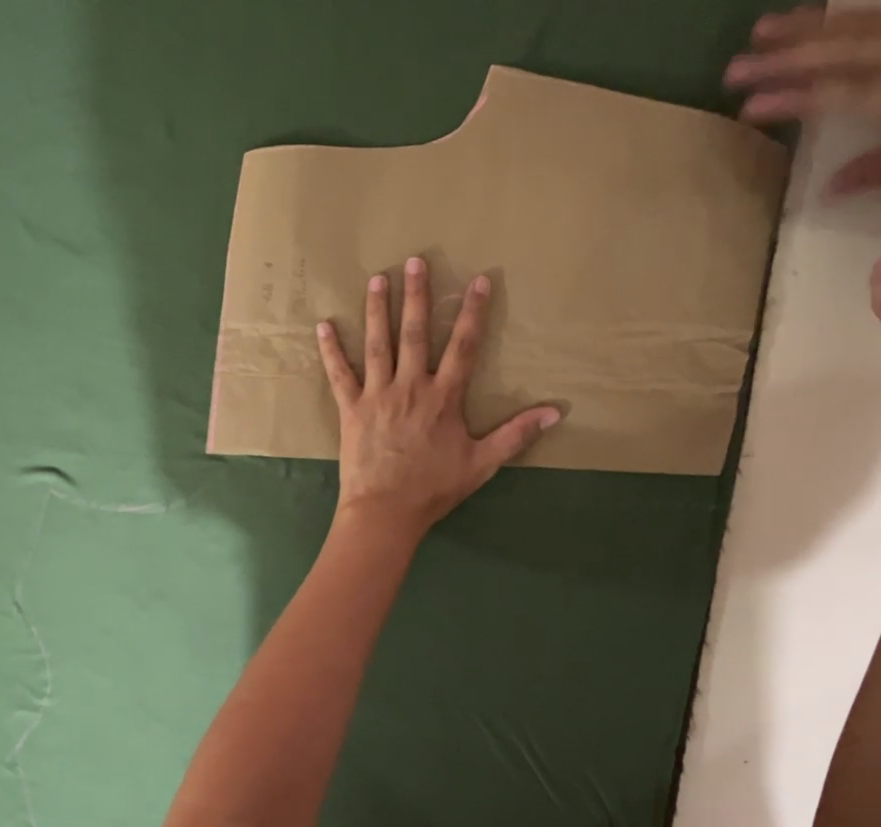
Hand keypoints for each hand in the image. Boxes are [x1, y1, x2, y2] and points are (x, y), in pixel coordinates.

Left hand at [315, 258, 558, 538]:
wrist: (386, 511)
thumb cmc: (434, 489)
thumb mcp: (482, 463)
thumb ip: (517, 434)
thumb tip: (557, 412)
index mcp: (444, 397)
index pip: (464, 346)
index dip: (474, 312)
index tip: (479, 280)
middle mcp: (410, 387)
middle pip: (416, 333)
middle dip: (418, 296)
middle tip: (414, 261)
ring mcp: (377, 396)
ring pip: (377, 345)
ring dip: (377, 310)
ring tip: (377, 279)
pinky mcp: (350, 410)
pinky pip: (339, 375)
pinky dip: (330, 351)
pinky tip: (323, 326)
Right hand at [726, 7, 880, 129]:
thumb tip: (826, 188)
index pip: (834, 93)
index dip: (789, 99)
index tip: (746, 107)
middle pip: (834, 51)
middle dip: (782, 57)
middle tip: (733, 67)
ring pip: (851, 27)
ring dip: (804, 28)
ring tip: (762, 28)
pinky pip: (874, 20)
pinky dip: (840, 18)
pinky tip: (820, 21)